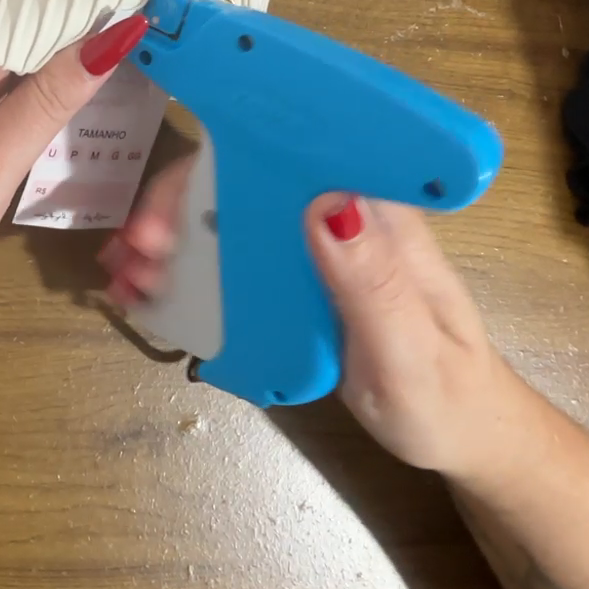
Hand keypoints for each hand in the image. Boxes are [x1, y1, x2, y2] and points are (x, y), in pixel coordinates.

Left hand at [0, 15, 150, 294]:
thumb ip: (52, 97)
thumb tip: (117, 36)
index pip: (34, 19)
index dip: (92, 22)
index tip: (151, 25)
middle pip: (21, 38)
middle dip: (76, 49)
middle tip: (147, 48)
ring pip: (8, 66)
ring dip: (53, 75)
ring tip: (125, 69)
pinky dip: (23, 98)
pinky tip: (63, 105)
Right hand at [104, 162, 531, 478]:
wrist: (462, 435)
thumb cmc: (447, 398)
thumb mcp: (410, 352)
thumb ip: (372, 283)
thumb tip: (324, 201)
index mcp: (373, 211)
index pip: (286, 154)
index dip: (216, 166)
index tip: (168, 214)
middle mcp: (336, 210)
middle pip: (239, 178)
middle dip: (173, 206)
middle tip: (134, 253)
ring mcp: (309, 240)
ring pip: (224, 212)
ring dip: (167, 235)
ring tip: (125, 275)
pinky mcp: (291, 269)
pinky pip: (229, 250)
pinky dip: (181, 264)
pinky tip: (147, 287)